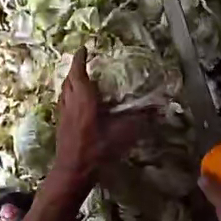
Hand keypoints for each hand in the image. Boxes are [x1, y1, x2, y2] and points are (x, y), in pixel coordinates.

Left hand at [46, 49, 150, 193]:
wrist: (73, 171)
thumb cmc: (97, 150)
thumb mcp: (122, 134)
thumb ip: (140, 120)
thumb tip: (159, 110)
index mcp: (83, 100)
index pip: (79, 72)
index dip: (80, 59)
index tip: (83, 49)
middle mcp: (70, 103)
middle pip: (68, 80)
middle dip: (75, 69)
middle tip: (83, 62)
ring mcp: (63, 114)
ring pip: (64, 91)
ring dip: (70, 82)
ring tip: (79, 79)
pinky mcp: (61, 125)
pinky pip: (63, 102)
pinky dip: (69, 95)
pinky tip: (76, 103)